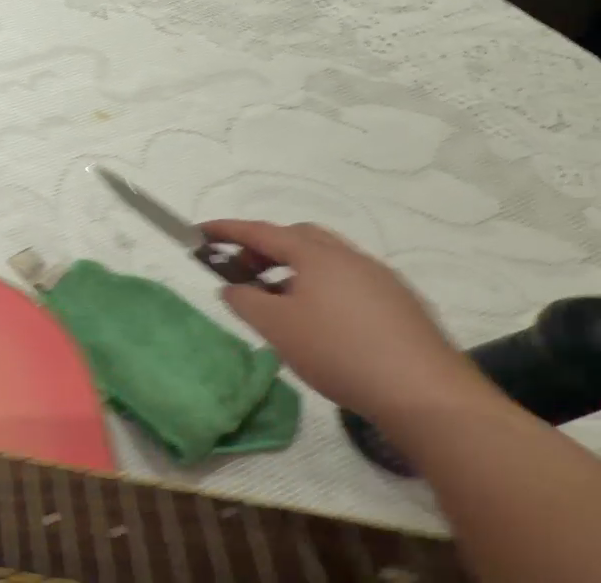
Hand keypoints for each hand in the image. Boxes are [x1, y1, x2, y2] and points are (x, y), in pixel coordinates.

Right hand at [202, 220, 496, 420]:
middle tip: (243, 270)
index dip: (228, 230)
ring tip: (279, 302)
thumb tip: (235, 288)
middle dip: (266, 248)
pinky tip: (320, 323)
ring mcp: (386, 284)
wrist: (431, 400)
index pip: (263, 232)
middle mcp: (354, 260)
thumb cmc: (340, 352)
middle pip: (301, 238)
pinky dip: (324, 289)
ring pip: (329, 262)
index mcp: (320, 256)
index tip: (200, 231)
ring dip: (296, 271)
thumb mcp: (274, 326)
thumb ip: (243, 300)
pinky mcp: (405, 310)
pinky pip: (352, 284)